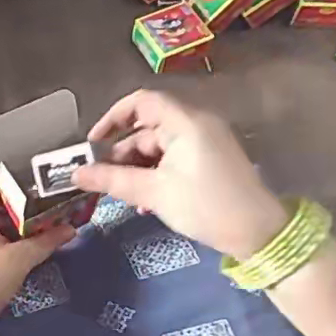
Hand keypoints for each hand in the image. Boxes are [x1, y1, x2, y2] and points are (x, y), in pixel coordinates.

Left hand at [0, 173, 75, 323]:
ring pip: (0, 216)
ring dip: (22, 215)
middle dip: (23, 197)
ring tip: (48, 211)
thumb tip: (70, 229)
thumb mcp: (19, 259)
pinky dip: (16, 230)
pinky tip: (37, 231)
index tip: (37, 175)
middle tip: (49, 194)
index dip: (12, 175)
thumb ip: (46, 241)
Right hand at [72, 90, 287, 259]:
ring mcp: (205, 141)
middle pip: (148, 127)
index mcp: (186, 122)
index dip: (112, 118)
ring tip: (125, 195)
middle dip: (122, 152)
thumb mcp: (155, 193)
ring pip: (159, 146)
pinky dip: (156, 173)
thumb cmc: (206, 206)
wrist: (258, 233)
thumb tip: (76, 174)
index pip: (141, 102)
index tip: (93, 143)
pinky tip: (146, 200)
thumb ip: (113, 180)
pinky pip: (173, 157)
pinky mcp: (210, 159)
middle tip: (103, 178)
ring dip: (137, 168)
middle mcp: (197, 124)